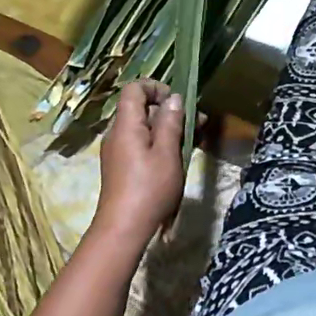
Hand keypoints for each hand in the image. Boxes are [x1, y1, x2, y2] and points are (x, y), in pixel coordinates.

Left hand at [93, 80, 185, 243]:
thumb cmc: (149, 188)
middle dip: (170, 111)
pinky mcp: (122, 165)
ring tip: (193, 142)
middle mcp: (117, 133)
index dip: (156, 88)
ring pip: (144, 127)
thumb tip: (173, 98)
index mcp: (125, 125)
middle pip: (141, 108)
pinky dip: (159, 143)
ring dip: (168, 129)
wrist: (124, 228)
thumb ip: (170, 123)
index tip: (179, 102)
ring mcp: (118, 150)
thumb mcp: (167, 153)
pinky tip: (177, 157)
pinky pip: (141, 143)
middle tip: (197, 125)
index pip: (134, 89)